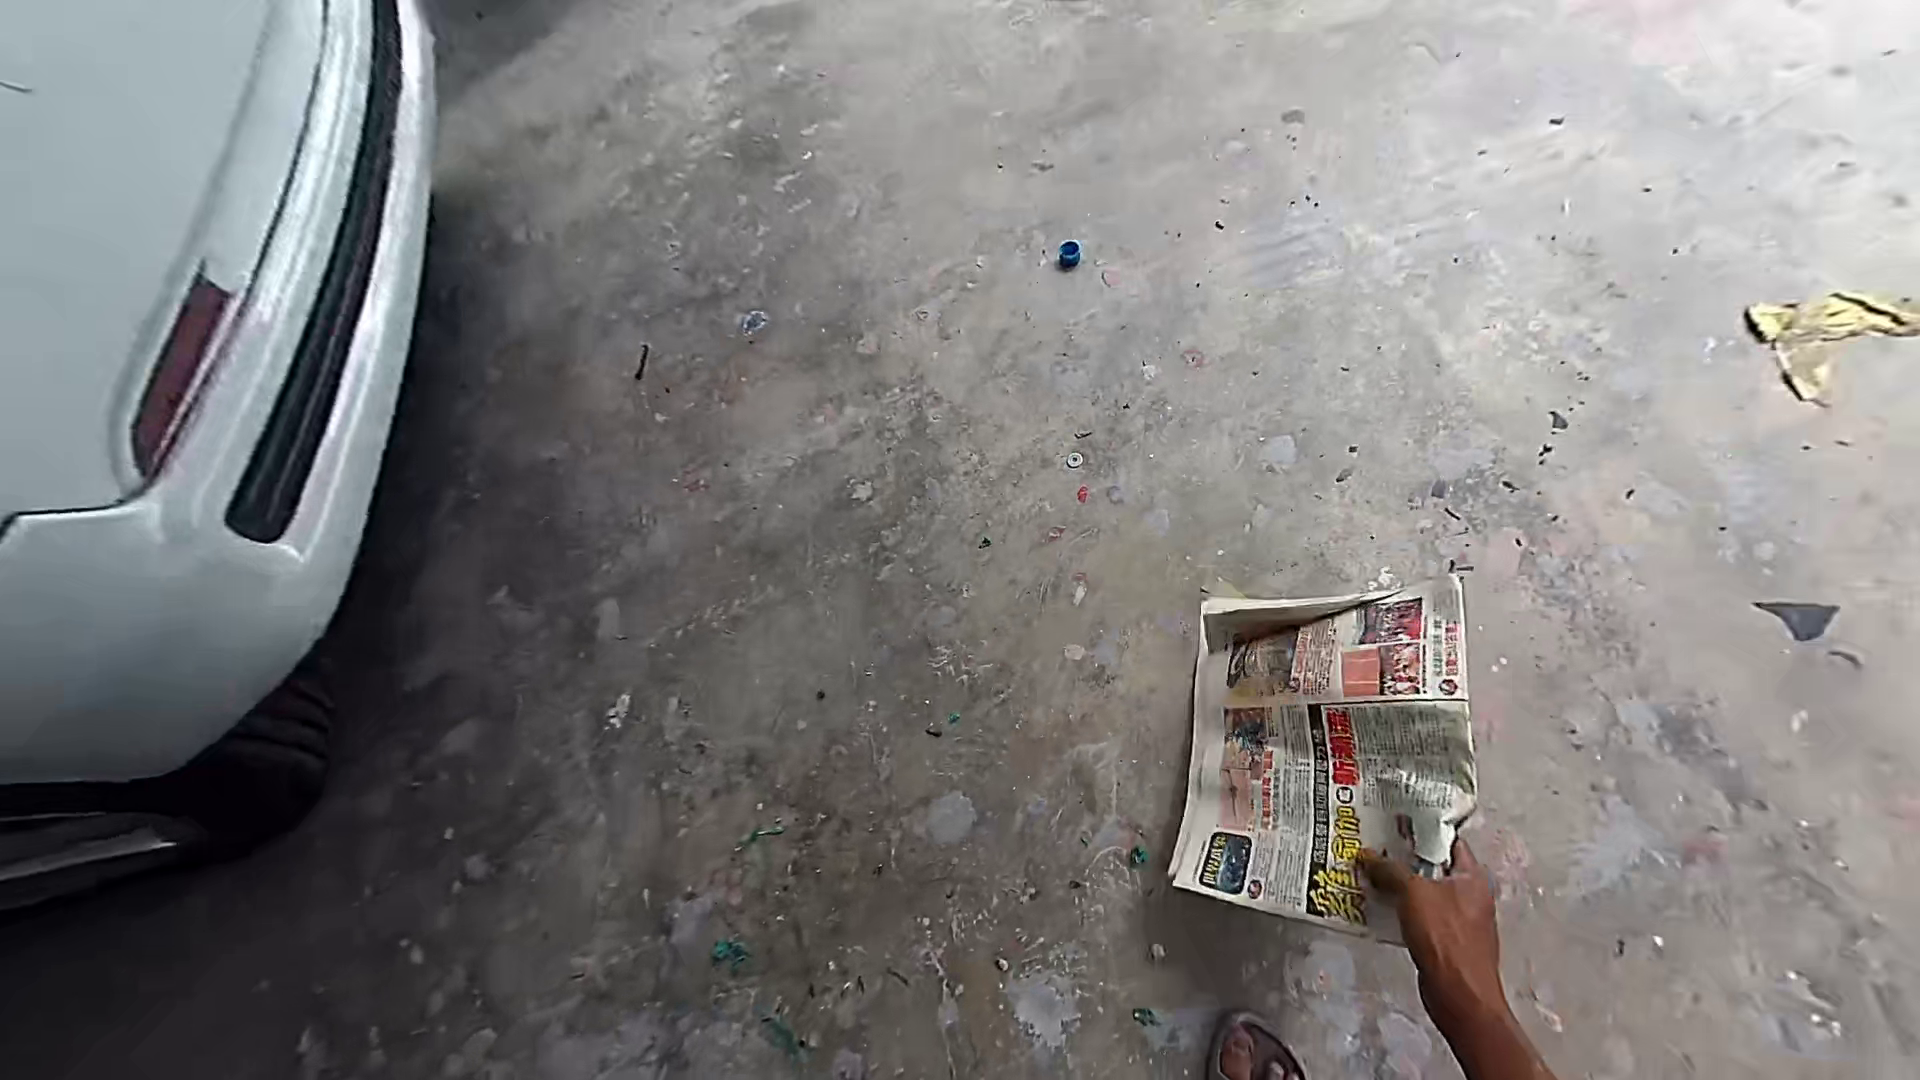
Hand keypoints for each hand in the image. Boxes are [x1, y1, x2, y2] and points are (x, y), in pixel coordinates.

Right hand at [1358, 837, 1507, 1036]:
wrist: (1459, 994)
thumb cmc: (1443, 935)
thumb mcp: (1412, 891)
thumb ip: (1388, 868)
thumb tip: (1366, 855)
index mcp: (1472, 878)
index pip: (1448, 840)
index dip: (1422, 826)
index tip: (1394, 816)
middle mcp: (1469, 894)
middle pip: (1432, 863)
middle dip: (1403, 853)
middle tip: (1373, 838)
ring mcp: (1458, 917)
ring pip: (1423, 887)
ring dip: (1398, 878)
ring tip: (1368, 864)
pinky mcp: (1445, 937)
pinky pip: (1418, 909)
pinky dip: (1399, 901)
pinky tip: (1376, 896)